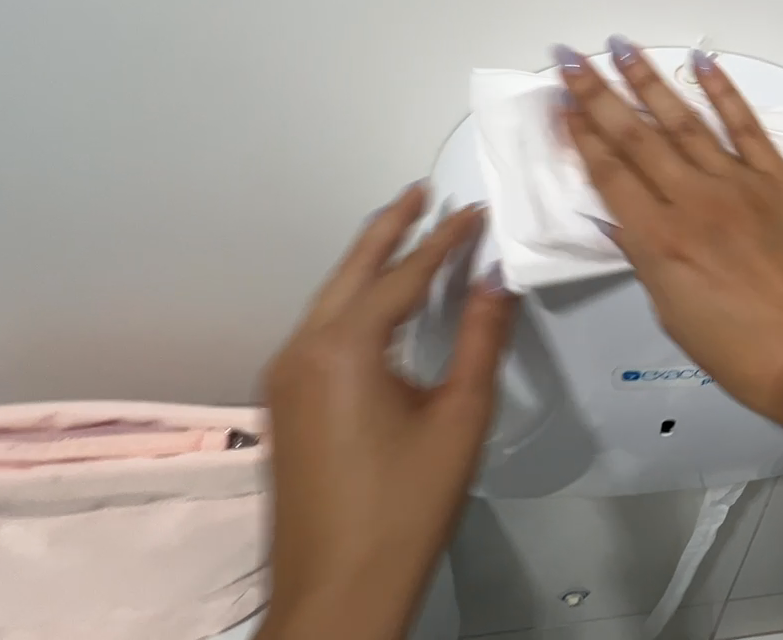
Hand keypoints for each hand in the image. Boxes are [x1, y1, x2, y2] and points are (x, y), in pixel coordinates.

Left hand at [258, 186, 513, 639]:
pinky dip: (356, 298)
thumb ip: (479, 336)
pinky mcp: (285, 404)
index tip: (475, 210)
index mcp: (344, 351)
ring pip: (331, 298)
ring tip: (405, 230)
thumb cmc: (407, 502)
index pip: (403, 274)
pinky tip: (382, 299)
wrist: (339, 590)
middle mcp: (302, 354)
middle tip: (420, 191)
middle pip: (351, 271)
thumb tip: (497, 280)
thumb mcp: (461, 412)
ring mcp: (285, 381)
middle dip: (388, 227)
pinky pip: (323, 328)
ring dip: (370, 260)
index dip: (445, 238)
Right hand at [555, 39, 782, 428]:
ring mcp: (739, 183)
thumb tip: (625, 217)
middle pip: (636, 138)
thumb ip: (647, 257)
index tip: (559, 100)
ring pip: (684, 122)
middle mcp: (693, 201)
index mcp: (659, 242)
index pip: (608, 174)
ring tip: (621, 47)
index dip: (579, 135)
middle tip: (569, 57)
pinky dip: (724, 91)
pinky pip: (746, 126)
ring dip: (650, 82)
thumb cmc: (741, 352)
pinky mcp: (779, 178)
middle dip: (598, 94)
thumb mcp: (672, 312)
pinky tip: (701, 63)